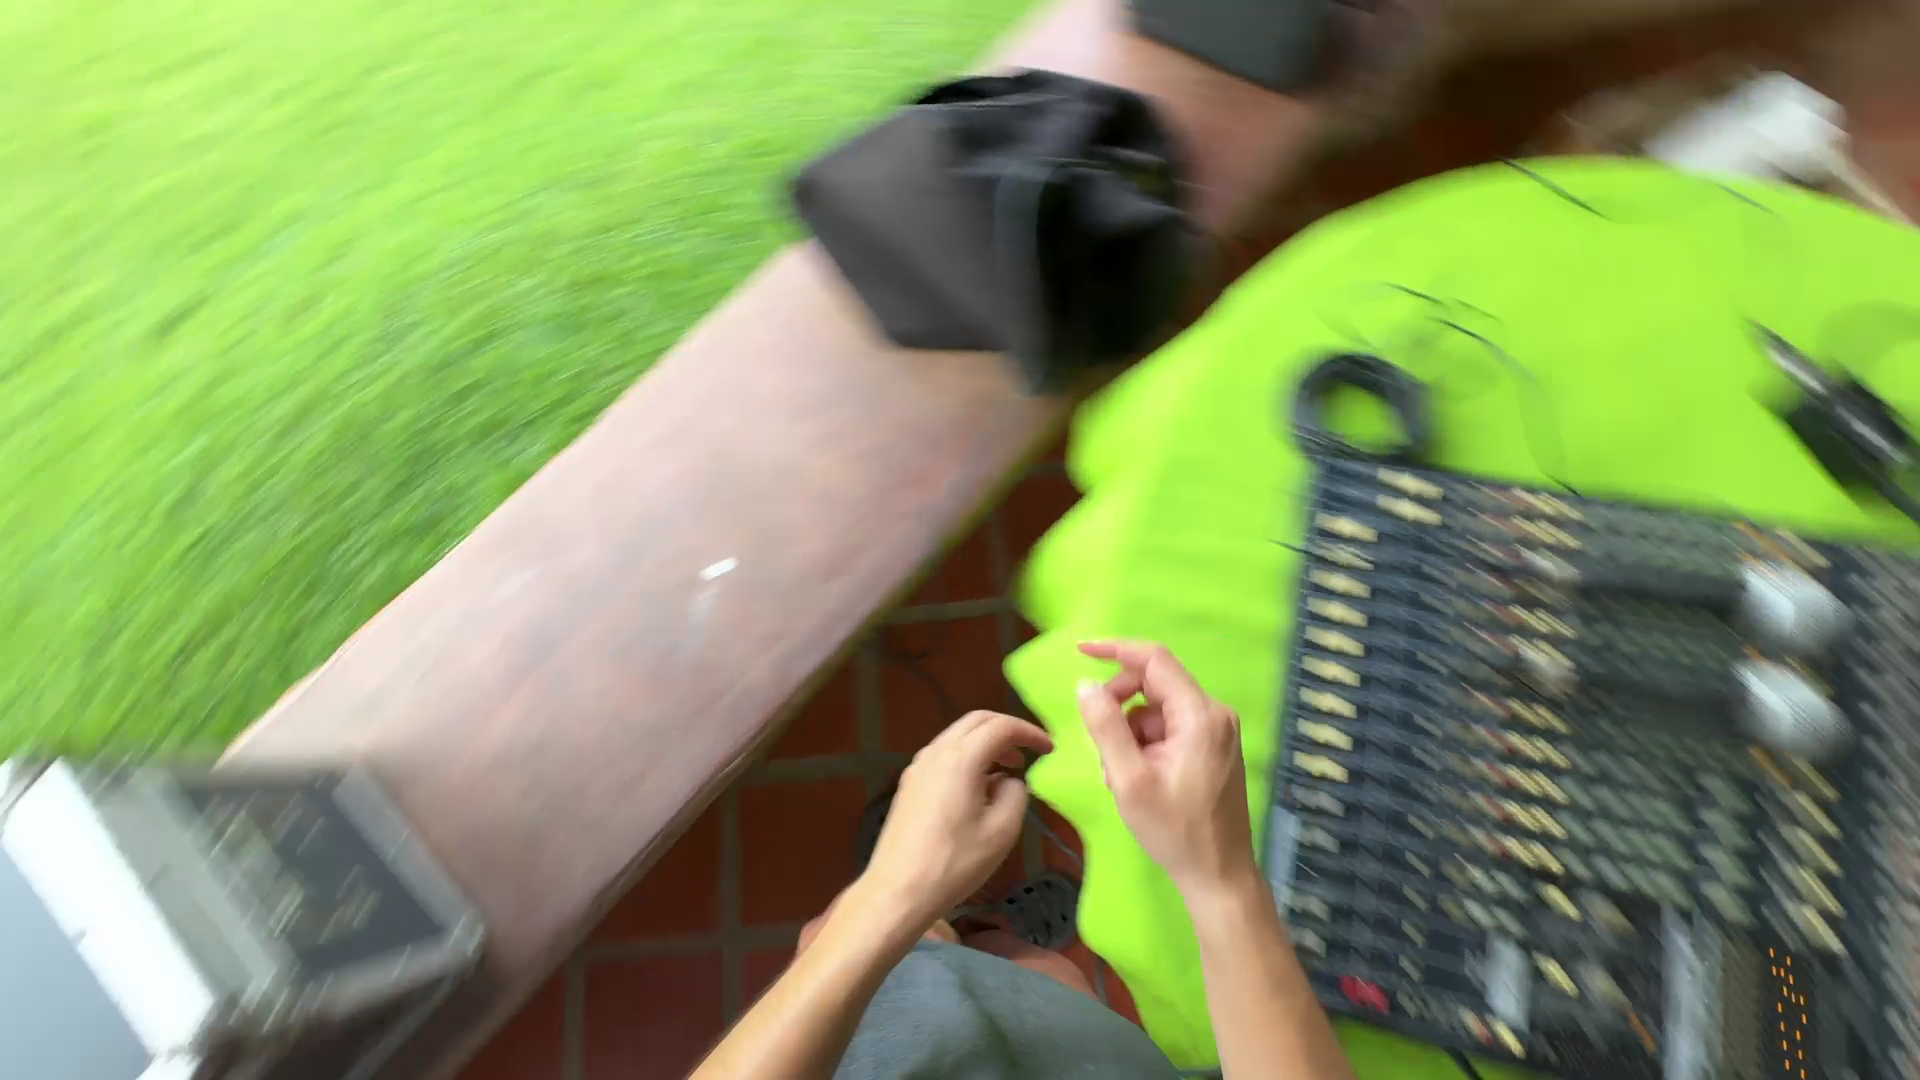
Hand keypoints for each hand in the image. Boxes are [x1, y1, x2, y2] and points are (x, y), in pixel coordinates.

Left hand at [857, 711, 1053, 926]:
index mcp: (960, 758)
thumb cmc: (954, 864)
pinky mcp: (909, 783)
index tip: (1049, 749)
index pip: (1001, 726)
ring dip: (986, 743)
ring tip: (1008, 770)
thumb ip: (1016, 795)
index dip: (1029, 733)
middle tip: (1029, 752)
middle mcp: (936, 752)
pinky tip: (978, 787)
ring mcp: (918, 766)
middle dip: (1007, 730)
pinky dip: (967, 757)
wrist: (898, 891)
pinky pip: (943, 754)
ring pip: (957, 735)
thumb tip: (1010, 780)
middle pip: (976, 721)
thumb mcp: (1001, 832)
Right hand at [1076, 640, 1255, 897]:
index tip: (1081, 650)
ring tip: (1116, 772)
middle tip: (1097, 740)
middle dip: (1118, 703)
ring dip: (1129, 730)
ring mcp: (1216, 730)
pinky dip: (1144, 742)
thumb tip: (1085, 685)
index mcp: (1199, 715)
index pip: (1154, 659)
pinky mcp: (1212, 746)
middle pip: (1154, 683)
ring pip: (1157, 708)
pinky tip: (1135, 776)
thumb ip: (1106, 727)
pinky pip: (1168, 726)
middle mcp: (1213, 714)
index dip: (1115, 649)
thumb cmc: (1175, 831)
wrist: (1219, 877)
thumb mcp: (1129, 780)